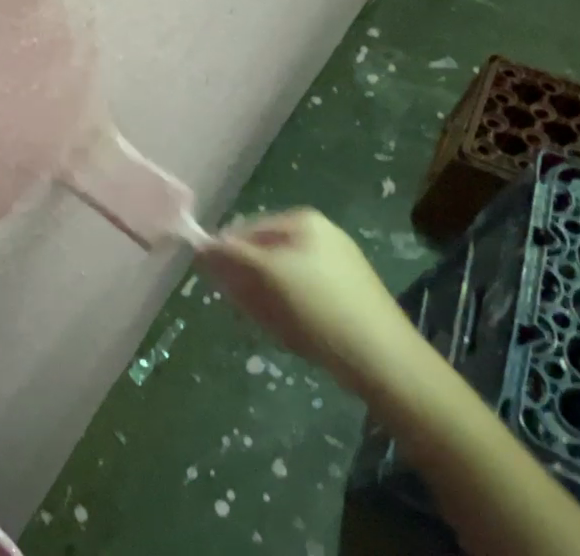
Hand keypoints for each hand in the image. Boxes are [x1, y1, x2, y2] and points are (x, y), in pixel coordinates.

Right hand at [196, 208, 420, 392]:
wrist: (382, 358)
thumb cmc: (317, 307)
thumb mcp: (264, 276)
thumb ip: (227, 256)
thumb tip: (197, 246)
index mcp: (302, 220)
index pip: (243, 231)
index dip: (228, 259)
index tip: (226, 290)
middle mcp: (320, 235)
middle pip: (261, 255)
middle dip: (249, 284)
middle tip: (253, 311)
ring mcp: (336, 265)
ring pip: (278, 280)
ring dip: (267, 302)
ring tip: (278, 327)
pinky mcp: (346, 295)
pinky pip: (300, 297)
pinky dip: (290, 314)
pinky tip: (298, 335)